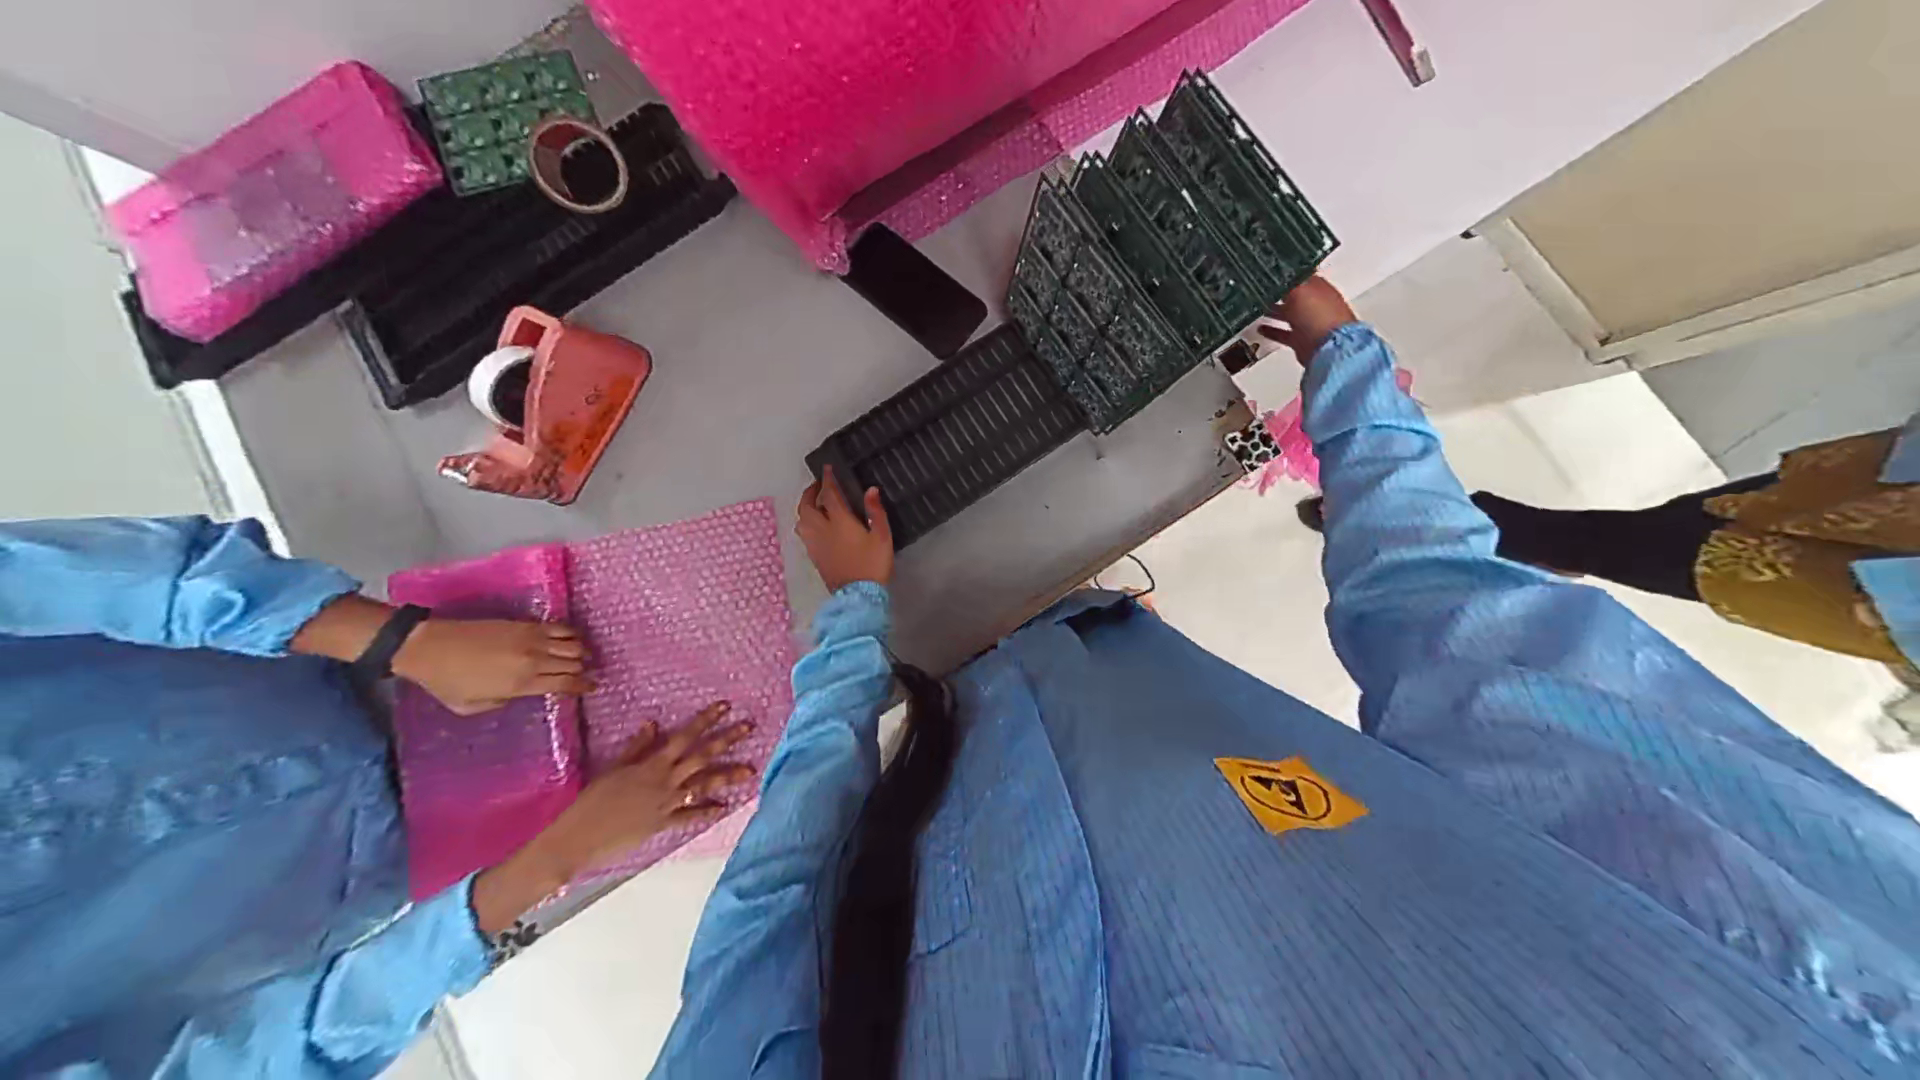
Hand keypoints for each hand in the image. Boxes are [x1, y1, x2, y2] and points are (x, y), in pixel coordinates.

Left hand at [394, 618, 593, 715]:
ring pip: (573, 644)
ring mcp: (532, 639)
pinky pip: (560, 628)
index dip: (583, 686)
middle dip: (585, 670)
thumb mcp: (471, 707)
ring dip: (582, 651)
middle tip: (590, 672)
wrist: (429, 647)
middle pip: (574, 663)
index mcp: (522, 683)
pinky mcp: (526, 624)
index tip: (592, 687)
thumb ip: (503, 701)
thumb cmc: (446, 682)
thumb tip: (522, 691)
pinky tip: (572, 639)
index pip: (566, 683)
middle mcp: (534, 660)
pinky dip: (572, 634)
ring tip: (584, 656)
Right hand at [470, 702, 755, 932]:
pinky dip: (708, 811)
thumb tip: (653, 724)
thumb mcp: (613, 769)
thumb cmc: (591, 801)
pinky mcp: (664, 824)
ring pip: (704, 785)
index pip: (684, 735)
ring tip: (751, 770)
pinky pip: (691, 816)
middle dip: (727, 740)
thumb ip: (636, 748)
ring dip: (728, 776)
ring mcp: (667, 803)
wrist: (578, 839)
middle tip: (749, 727)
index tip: (725, 706)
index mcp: (652, 764)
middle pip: (702, 756)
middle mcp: (665, 781)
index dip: (705, 720)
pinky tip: (725, 807)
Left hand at [797, 466, 893, 590]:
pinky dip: (807, 523)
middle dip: (810, 493)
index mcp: (839, 521)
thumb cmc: (873, 564)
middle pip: (807, 506)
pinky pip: (804, 534)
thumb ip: (876, 512)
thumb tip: (870, 490)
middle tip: (818, 486)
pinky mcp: (813, 556)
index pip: (829, 494)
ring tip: (814, 504)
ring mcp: (814, 544)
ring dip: (805, 508)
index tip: (826, 468)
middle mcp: (821, 529)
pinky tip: (815, 526)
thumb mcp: (882, 536)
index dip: (827, 479)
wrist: (858, 596)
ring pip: (802, 520)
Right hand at [1257, 275, 1357, 365]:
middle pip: (1292, 294)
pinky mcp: (1301, 339)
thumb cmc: (1321, 317)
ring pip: (1286, 313)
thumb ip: (1285, 283)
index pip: (1299, 275)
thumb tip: (1275, 273)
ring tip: (1258, 307)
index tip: (1269, 271)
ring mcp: (1308, 322)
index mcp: (1317, 287)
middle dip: (1276, 292)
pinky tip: (1261, 328)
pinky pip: (1282, 332)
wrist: (1330, 348)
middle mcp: (1314, 303)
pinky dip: (1272, 330)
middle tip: (1261, 289)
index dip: (1284, 272)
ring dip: (1272, 310)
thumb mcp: (1299, 291)